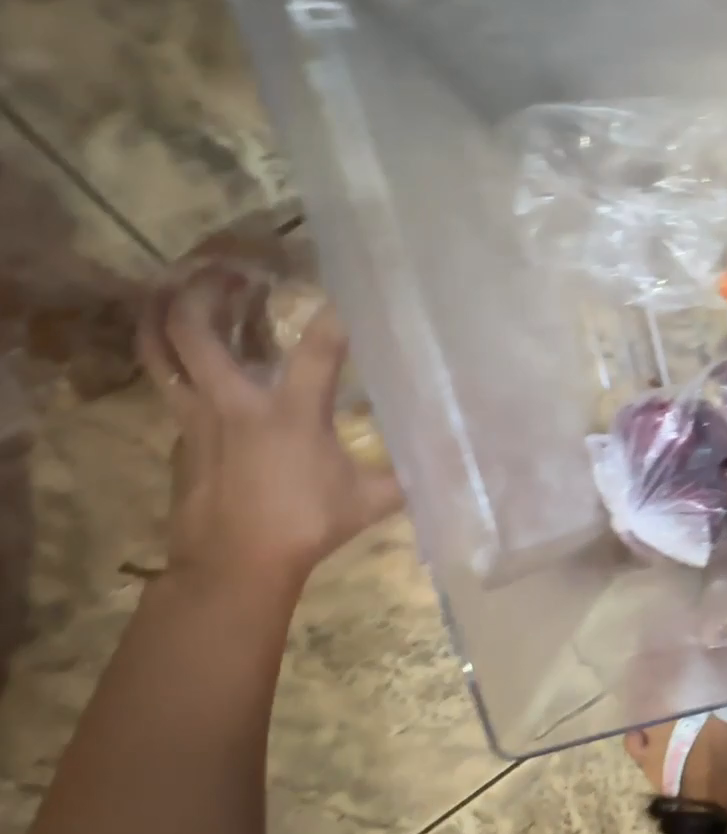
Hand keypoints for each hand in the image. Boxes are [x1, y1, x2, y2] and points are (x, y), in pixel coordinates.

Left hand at [137, 263, 402, 588]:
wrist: (235, 562)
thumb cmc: (309, 524)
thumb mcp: (375, 497)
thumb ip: (412, 470)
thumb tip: (460, 455)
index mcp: (290, 412)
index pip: (319, 348)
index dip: (337, 316)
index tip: (351, 289)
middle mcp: (235, 402)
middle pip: (196, 329)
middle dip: (206, 291)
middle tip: (231, 271)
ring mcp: (198, 416)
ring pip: (159, 349)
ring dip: (164, 312)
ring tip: (183, 288)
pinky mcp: (182, 434)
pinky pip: (166, 380)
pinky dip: (169, 354)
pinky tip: (188, 352)